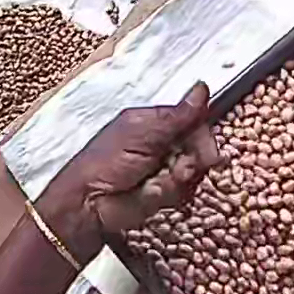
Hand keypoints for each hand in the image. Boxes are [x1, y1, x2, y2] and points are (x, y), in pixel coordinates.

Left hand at [35, 82, 221, 261]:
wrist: (88, 205)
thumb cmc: (104, 163)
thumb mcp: (141, 133)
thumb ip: (176, 116)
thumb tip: (202, 88)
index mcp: (153, 122)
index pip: (192, 120)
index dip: (202, 135)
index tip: (205, 149)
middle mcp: (162, 143)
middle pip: (199, 147)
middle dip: (193, 160)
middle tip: (179, 170)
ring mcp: (165, 169)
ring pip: (195, 171)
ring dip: (179, 179)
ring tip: (155, 184)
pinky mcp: (165, 193)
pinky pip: (186, 192)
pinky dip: (171, 194)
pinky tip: (152, 193)